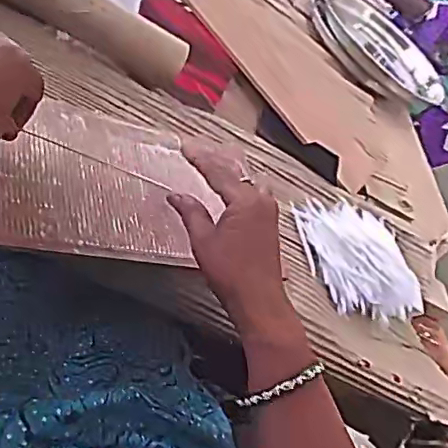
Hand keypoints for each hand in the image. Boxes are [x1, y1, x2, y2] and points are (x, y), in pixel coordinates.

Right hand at [167, 140, 297, 335]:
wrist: (258, 299)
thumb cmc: (232, 273)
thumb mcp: (203, 240)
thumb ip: (191, 212)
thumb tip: (177, 196)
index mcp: (245, 201)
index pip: (218, 172)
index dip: (200, 159)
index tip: (185, 148)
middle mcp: (261, 201)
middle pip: (236, 171)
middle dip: (214, 159)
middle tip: (195, 151)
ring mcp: (269, 211)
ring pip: (247, 180)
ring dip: (229, 170)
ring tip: (211, 162)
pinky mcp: (269, 222)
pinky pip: (253, 192)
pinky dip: (238, 184)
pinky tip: (229, 187)